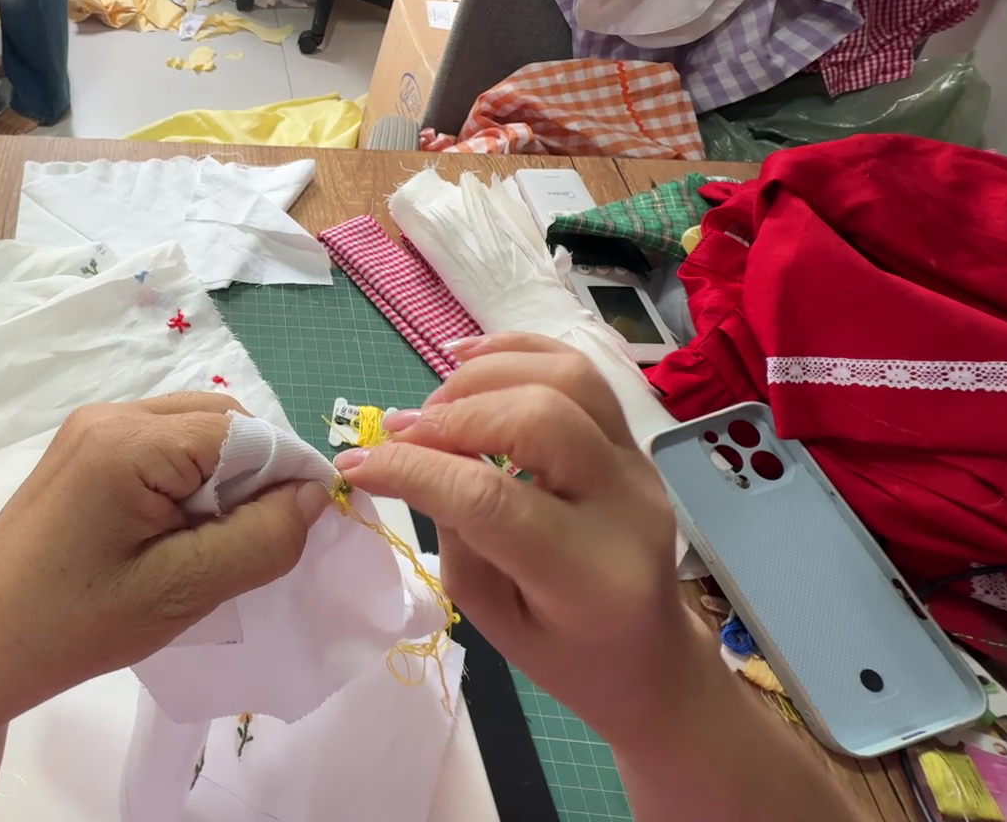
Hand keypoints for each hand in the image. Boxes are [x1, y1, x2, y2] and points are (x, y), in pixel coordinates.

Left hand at [0, 393, 331, 725]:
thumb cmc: (74, 625)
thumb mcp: (181, 590)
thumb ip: (259, 538)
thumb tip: (313, 493)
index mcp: (127, 439)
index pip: (241, 431)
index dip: (285, 474)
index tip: (302, 530)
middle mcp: (107, 414)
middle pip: (216, 421)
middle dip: (252, 474)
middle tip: (250, 543)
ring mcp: (88, 428)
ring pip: (189, 431)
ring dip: (219, 478)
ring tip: (210, 544)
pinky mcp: (80, 450)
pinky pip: (156, 445)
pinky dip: (185, 478)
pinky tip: (175, 531)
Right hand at [336, 333, 706, 749]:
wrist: (651, 656)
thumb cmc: (561, 648)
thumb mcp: (485, 610)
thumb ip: (450, 526)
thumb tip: (404, 455)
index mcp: (589, 575)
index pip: (488, 498)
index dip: (411, 470)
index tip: (356, 465)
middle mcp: (627, 507)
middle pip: (536, 418)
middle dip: (448, 418)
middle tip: (400, 437)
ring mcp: (638, 464)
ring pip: (563, 377)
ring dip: (478, 378)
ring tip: (434, 406)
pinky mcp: (631, 439)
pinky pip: (576, 367)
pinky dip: (512, 349)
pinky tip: (462, 357)